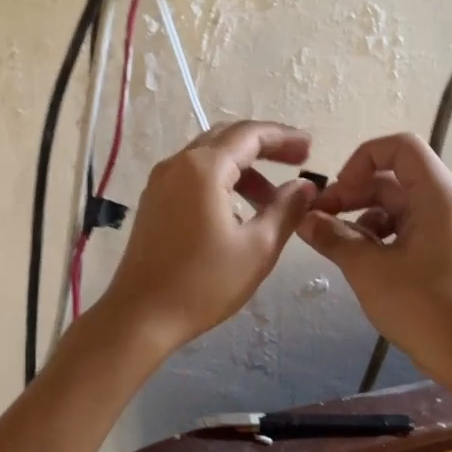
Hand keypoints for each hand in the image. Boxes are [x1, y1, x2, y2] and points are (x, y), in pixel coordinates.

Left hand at [96, 121, 317, 354]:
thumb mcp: (257, 248)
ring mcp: (160, 183)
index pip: (250, 134)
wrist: (140, 316)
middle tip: (298, 162)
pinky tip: (240, 212)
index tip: (310, 148)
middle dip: (265, 147)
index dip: (284, 137)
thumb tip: (305, 186)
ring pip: (209, 159)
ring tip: (273, 198)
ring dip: (244, 169)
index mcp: (204, 169)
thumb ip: (286, 209)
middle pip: (227, 139)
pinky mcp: (154, 203)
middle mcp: (178, 165)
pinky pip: (193, 177)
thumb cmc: (203, 284)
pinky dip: (222, 182)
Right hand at [297, 133, 451, 382]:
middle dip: (352, 193)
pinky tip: (356, 258)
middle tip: (317, 219)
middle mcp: (445, 201)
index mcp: (437, 194)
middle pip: (391, 177)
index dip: (361, 160)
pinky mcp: (440, 248)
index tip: (337, 192)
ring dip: (360, 216)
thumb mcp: (367, 269)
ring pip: (394, 204)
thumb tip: (303, 218)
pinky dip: (376, 234)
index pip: (398, 147)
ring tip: (331, 242)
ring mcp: (444, 225)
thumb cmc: (420, 306)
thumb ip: (332, 236)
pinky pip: (403, 226)